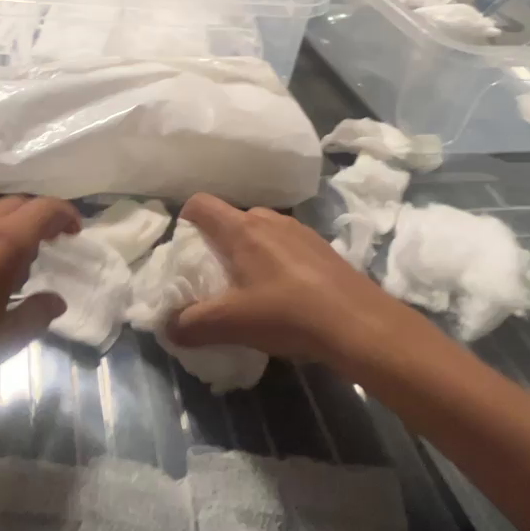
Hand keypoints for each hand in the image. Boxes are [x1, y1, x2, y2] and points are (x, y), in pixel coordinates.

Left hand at [0, 196, 79, 416]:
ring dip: (10, 223)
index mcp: (0, 246)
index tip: (76, 230)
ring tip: (18, 258)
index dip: (64, 215)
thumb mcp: (1, 341)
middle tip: (52, 244)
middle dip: (38, 216)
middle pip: (15, 205)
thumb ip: (35, 315)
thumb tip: (55, 300)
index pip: (42, 210)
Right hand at [168, 193, 421, 368]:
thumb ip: (193, 324)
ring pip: (260, 233)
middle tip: (214, 279)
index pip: (200, 204)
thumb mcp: (233, 324)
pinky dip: (275, 263)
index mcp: (242, 228)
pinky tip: (284, 297)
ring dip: (249, 254)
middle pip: (230, 219)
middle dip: (217, 244)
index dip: (185, 221)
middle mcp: (268, 219)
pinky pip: (285, 246)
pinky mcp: (322, 248)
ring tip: (249, 291)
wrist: (362, 325)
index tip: (184, 252)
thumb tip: (167, 327)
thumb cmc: (289, 314)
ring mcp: (299, 231)